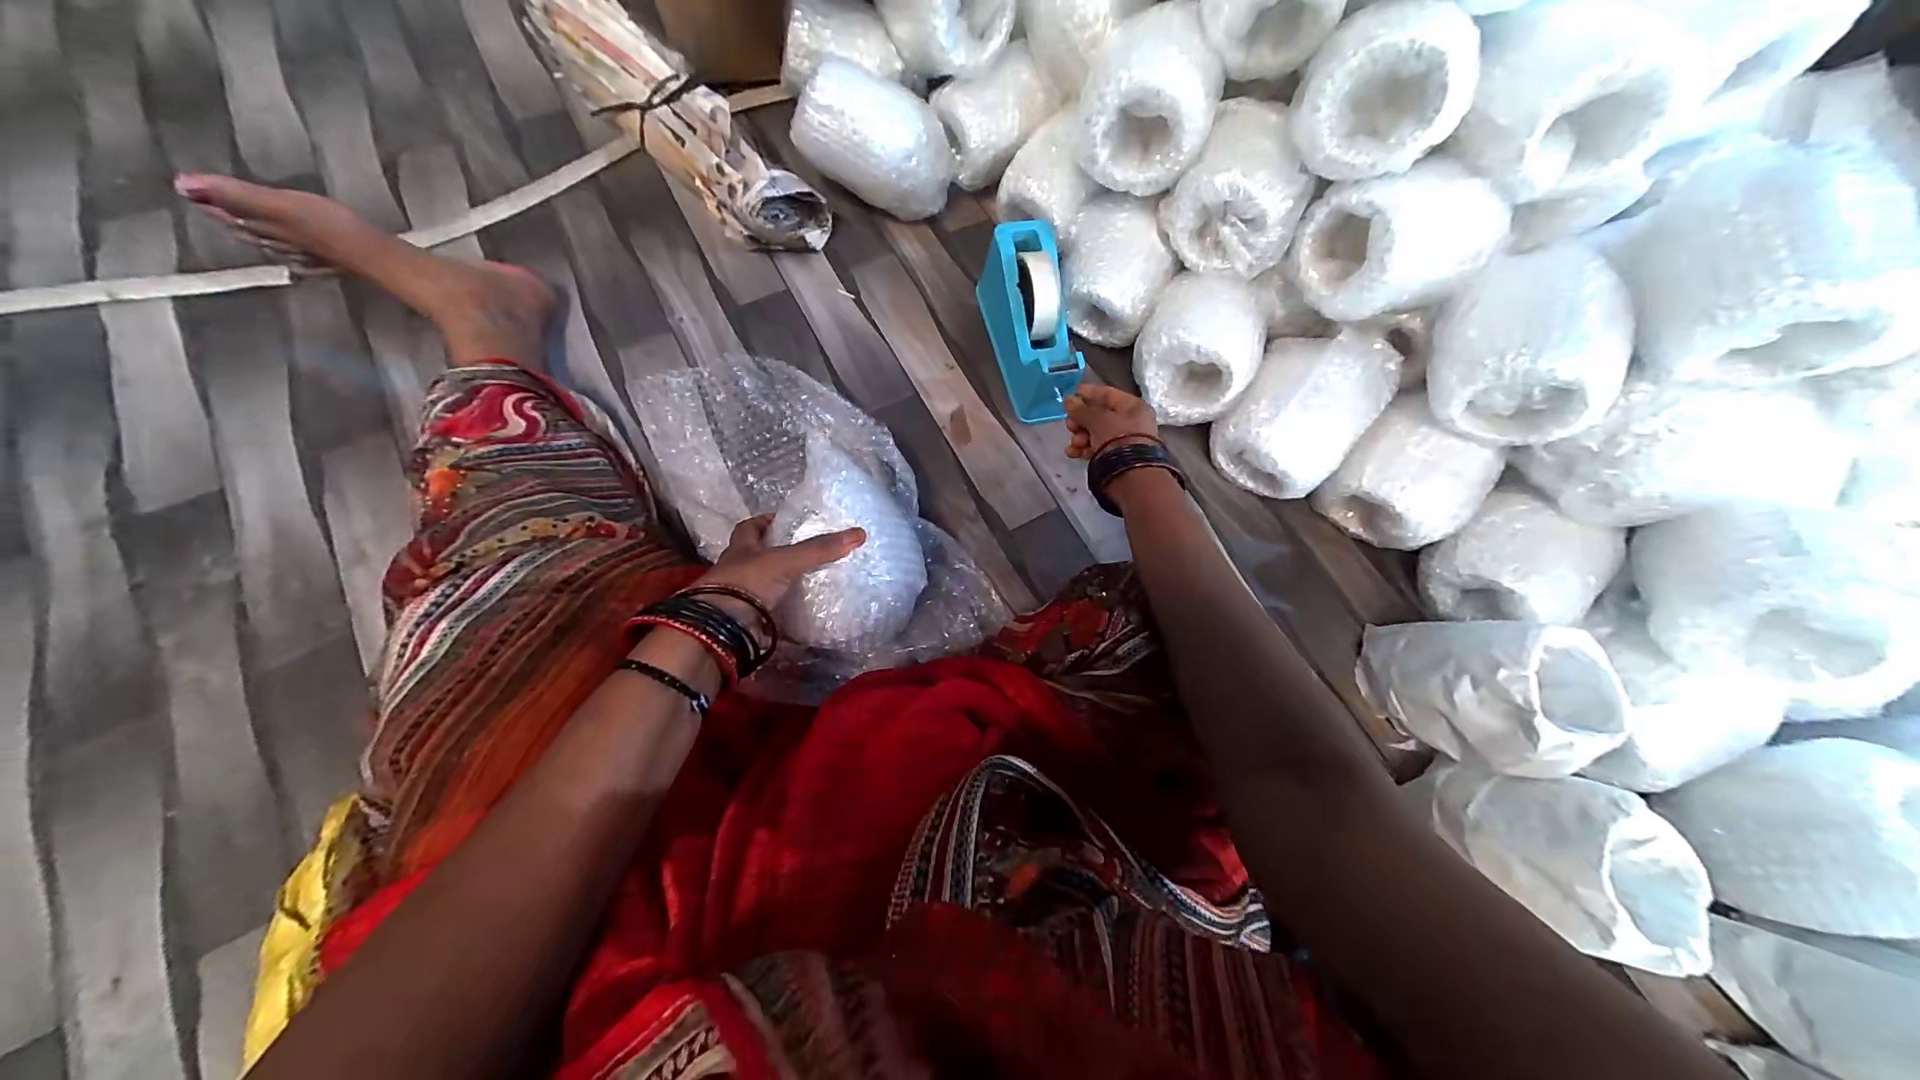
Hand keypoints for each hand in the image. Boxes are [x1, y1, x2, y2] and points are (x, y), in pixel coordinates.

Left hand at [692, 514, 865, 641]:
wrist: (722, 627)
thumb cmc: (746, 582)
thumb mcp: (785, 560)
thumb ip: (818, 550)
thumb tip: (859, 533)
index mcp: (740, 549)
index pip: (749, 528)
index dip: (765, 522)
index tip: (784, 521)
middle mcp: (736, 570)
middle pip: (754, 556)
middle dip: (774, 554)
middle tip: (803, 553)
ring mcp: (739, 597)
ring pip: (761, 585)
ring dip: (779, 584)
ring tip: (807, 581)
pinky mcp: (747, 620)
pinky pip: (768, 613)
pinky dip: (782, 613)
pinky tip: (801, 612)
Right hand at [1064, 384, 1159, 460]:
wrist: (1130, 474)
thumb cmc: (1117, 438)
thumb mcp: (1097, 420)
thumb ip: (1081, 409)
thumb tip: (1068, 399)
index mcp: (1132, 406)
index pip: (1107, 394)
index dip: (1088, 393)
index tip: (1070, 394)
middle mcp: (1130, 422)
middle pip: (1099, 415)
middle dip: (1081, 420)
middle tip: (1070, 425)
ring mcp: (1124, 440)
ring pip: (1096, 433)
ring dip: (1081, 436)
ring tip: (1074, 443)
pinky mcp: (1116, 457)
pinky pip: (1097, 448)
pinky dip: (1084, 449)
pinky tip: (1073, 452)